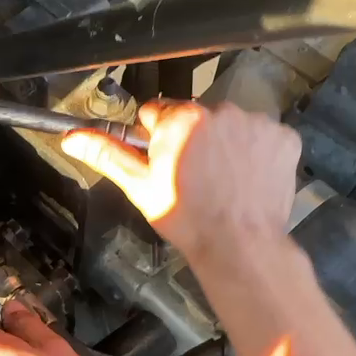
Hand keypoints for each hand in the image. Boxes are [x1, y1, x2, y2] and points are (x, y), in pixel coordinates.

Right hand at [62, 101, 301, 268]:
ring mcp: (257, 122)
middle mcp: (221, 110)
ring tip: (221, 182)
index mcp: (181, 118)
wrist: (239, 245)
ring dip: (224, 145)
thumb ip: (106, 154)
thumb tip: (71, 137)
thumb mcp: (139, 186)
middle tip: (192, 178)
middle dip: (191, 140)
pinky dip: (255, 154)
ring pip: (230, 126)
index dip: (156, 139)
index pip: (157, 112)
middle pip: (196, 117)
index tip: (163, 164)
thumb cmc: (185, 217)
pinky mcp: (284, 138)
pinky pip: (262, 138)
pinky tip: (246, 180)